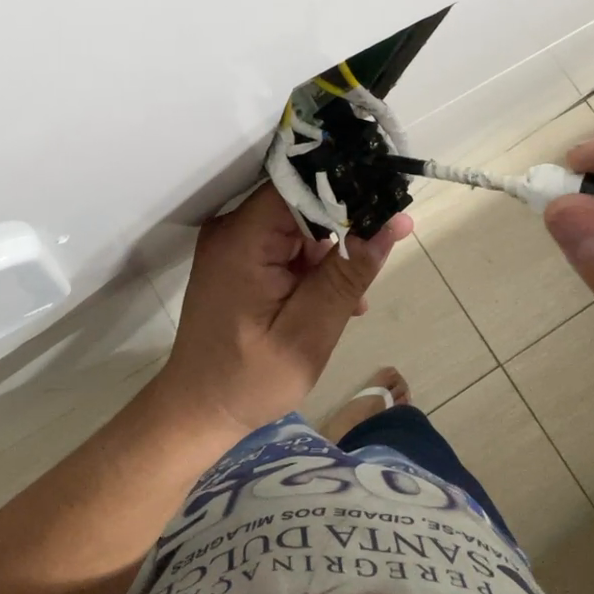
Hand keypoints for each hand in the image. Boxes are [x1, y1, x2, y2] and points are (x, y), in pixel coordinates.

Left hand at [148, 184, 410, 439]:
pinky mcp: (238, 259)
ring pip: (297, 225)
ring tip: (354, 297)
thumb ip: (349, 273)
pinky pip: (284, 245)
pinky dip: (311, 267)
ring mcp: (232, 243)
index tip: (387, 204)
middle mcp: (232, 228)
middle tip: (376, 258)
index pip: (299, 184)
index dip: (346, 187)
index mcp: (242, 238)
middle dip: (343, 226)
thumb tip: (392, 221)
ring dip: (330, 254)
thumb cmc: (249, 379)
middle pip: (300, 202)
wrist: (200, 409)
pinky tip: (331, 301)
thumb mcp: (309, 331)